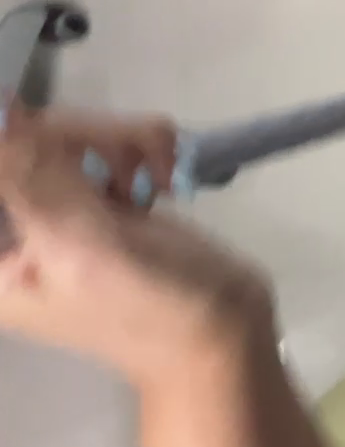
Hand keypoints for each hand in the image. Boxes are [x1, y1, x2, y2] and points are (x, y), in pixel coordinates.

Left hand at [0, 108, 271, 393]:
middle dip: (88, 136)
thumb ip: (38, 184)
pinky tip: (166, 177)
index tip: (90, 152)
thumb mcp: (91, 251)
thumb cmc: (154, 309)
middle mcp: (2, 224)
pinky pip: (101, 149)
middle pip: (17, 140)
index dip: (21, 137)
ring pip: (62, 135)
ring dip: (123, 140)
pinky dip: (143, 149)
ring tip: (165, 174)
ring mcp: (48, 210)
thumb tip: (3, 110)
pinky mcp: (96, 202)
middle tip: (150, 165)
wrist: (220, 336)